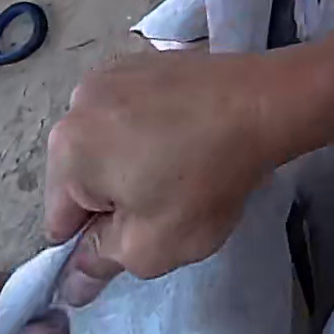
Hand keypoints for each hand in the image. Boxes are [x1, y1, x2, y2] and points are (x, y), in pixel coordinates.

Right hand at [44, 47, 293, 303]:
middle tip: (172, 192)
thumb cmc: (208, 176)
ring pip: (117, 139)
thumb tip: (71, 276)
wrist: (270, 101)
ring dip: (142, 156)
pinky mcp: (161, 56)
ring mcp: (125, 69)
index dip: (102, 238)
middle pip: (88, 172)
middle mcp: (84, 97)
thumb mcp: (150, 246)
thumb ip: (99, 264)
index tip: (147, 225)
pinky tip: (199, 128)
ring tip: (191, 158)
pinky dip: (163, 122)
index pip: (63, 219)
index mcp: (67, 145)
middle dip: (121, 192)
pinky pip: (145, 108)